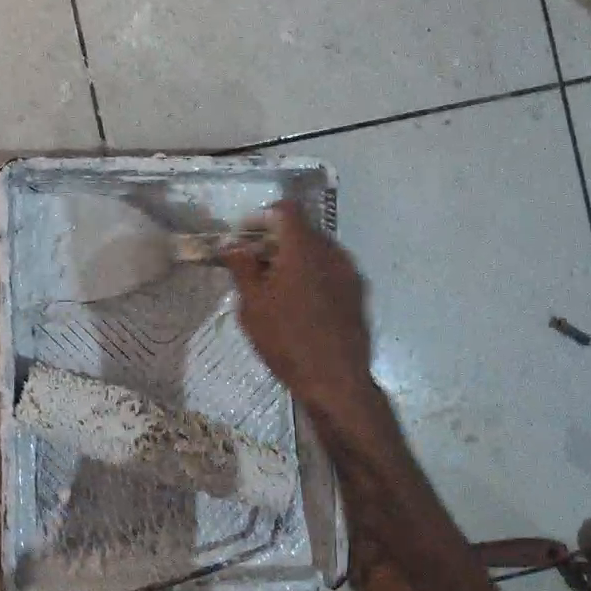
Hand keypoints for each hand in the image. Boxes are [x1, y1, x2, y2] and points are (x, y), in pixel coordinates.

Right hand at [220, 199, 373, 409]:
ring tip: (273, 286)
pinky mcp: (358, 294)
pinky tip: (297, 302)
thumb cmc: (286, 339)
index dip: (261, 217)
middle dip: (276, 240)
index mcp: (304, 248)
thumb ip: (242, 267)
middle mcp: (332, 252)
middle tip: (253, 263)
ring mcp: (350, 273)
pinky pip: (330, 270)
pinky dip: (311, 274)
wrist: (335, 380)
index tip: (243, 237)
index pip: (286, 210)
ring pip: (318, 251)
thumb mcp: (252, 304)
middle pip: (302, 230)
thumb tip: (232, 245)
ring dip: (294, 258)